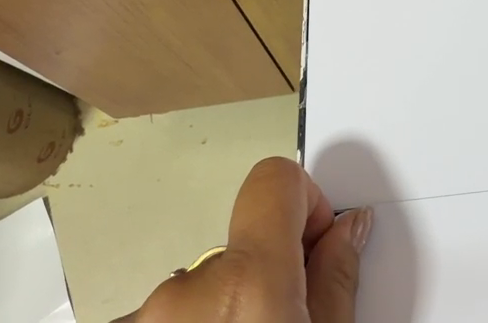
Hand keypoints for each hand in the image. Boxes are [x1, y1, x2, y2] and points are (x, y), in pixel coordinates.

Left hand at [117, 157, 372, 322]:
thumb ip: (335, 280)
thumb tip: (345, 233)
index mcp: (248, 282)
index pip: (275, 179)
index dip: (303, 203)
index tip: (311, 243)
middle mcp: (184, 292)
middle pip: (238, 242)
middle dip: (264, 273)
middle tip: (283, 321)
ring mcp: (142, 318)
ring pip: (201, 286)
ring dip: (223, 310)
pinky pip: (166, 315)